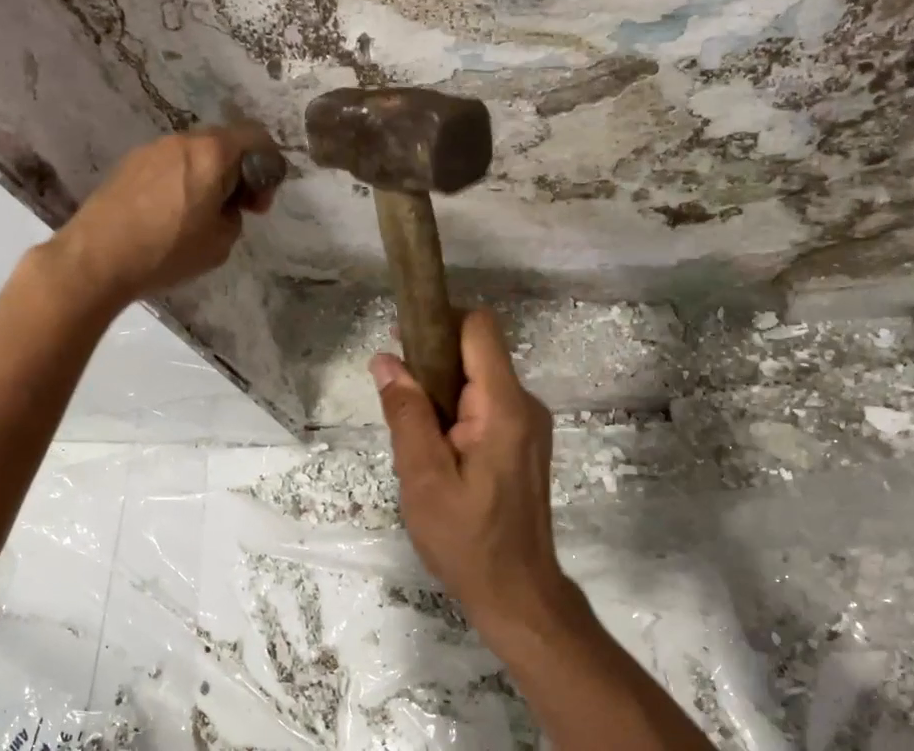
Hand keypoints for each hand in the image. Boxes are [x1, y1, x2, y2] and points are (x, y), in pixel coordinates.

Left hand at [46, 127, 276, 304]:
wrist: (96, 258)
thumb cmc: (166, 251)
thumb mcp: (220, 243)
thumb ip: (235, 215)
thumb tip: (225, 205)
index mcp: (212, 152)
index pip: (257, 138)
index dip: (269, 168)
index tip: (258, 204)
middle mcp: (182, 140)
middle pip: (224, 143)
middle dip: (237, 172)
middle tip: (234, 209)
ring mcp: (150, 149)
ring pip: (193, 154)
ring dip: (206, 177)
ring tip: (197, 215)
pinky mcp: (128, 164)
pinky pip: (167, 164)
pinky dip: (179, 181)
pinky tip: (168, 215)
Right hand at [371, 309, 570, 629]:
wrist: (517, 594)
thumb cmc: (466, 539)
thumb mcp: (423, 477)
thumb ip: (406, 413)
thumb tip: (386, 359)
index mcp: (504, 408)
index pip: (478, 328)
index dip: (439, 319)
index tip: (400, 336)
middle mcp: (524, 405)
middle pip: (476, 350)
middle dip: (431, 359)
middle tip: (395, 394)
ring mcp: (527, 425)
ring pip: (476, 378)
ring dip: (438, 389)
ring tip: (410, 431)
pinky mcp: (522, 442)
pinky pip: (483, 404)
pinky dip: (452, 410)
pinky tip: (431, 448)